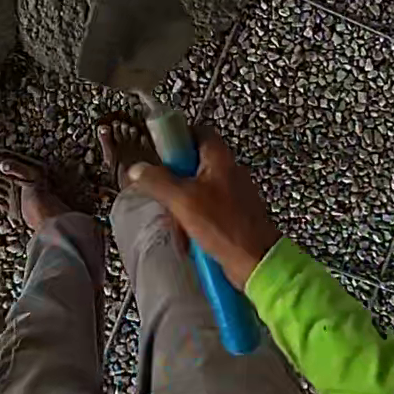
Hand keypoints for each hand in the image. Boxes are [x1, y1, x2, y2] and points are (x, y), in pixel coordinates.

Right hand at [125, 130, 281, 288]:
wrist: (256, 262)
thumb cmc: (224, 226)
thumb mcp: (183, 200)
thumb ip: (158, 181)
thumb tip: (137, 169)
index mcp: (219, 157)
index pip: (197, 131)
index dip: (177, 137)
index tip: (159, 152)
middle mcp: (227, 170)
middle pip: (192, 162)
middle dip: (174, 179)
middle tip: (163, 192)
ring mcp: (231, 193)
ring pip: (196, 188)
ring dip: (181, 204)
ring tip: (175, 220)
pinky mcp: (231, 215)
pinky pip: (205, 209)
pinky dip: (193, 219)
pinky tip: (187, 236)